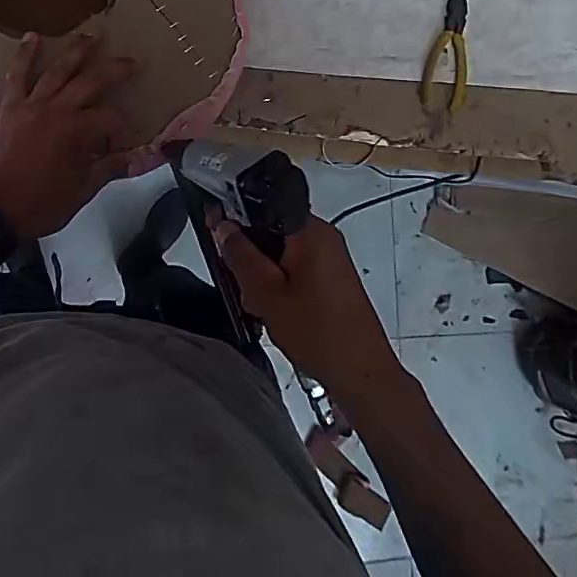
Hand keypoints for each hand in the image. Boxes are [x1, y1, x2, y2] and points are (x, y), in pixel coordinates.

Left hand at [0, 32, 136, 238]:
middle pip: (92, 81)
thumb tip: (138, 158)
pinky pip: (18, 76)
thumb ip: (111, 167)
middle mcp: (56, 110)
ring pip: (58, 70)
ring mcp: (31, 105)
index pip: (111, 117)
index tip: (126, 138)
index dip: (123, 126)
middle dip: (115, 70)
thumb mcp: (84, 189)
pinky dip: (25, 56)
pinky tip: (33, 37)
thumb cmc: (42, 203)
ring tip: (92, 35)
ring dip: (77, 50)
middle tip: (132, 63)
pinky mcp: (11, 107)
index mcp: (77, 131)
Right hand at [212, 216, 399, 392]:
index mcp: (310, 230)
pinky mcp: (333, 278)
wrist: (360, 371)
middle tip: (242, 287)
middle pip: (272, 231)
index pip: (264, 206)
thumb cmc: (316, 331)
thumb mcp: (266, 293)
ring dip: (264, 275)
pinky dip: (281, 285)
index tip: (216, 239)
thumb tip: (223, 227)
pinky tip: (276, 312)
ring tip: (260, 306)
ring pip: (282, 253)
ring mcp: (331, 257)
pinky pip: (297, 269)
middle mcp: (323, 236)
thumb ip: (240, 255)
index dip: (236, 219)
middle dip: (250, 255)